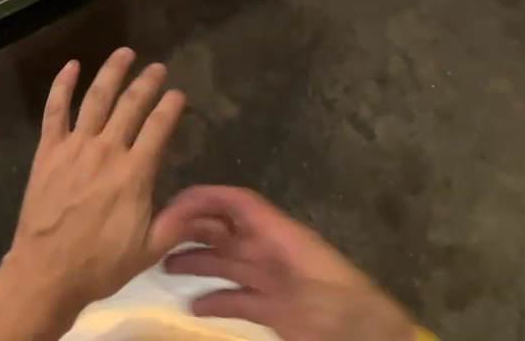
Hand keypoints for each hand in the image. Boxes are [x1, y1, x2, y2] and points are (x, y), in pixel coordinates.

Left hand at [0, 49, 186, 340]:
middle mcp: (107, 149)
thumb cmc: (100, 265)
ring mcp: (75, 146)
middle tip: (157, 68)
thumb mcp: (148, 250)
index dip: (171, 106)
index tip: (178, 94)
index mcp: (134, 173)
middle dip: (148, 82)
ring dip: (112, 71)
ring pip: (97, 97)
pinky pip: (55, 109)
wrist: (46, 274)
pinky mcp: (48, 149)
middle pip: (131, 104)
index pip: (159, 127)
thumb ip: (177, 222)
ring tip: (125, 53)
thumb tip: (204, 204)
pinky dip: (62, 85)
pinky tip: (71, 66)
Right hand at [160, 186, 417, 340]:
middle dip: (192, 228)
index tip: (171, 204)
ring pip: (226, 263)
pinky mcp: (274, 308)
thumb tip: (228, 232)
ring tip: (165, 266)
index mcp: (277, 230)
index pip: (235, 202)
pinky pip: (238, 297)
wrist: (367, 334)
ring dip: (197, 261)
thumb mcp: (303, 264)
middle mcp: (269, 249)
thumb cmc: (338, 297)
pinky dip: (215, 299)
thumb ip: (267, 242)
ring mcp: (271, 279)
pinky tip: (192, 306)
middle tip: (157, 236)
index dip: (204, 198)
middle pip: (225, 230)